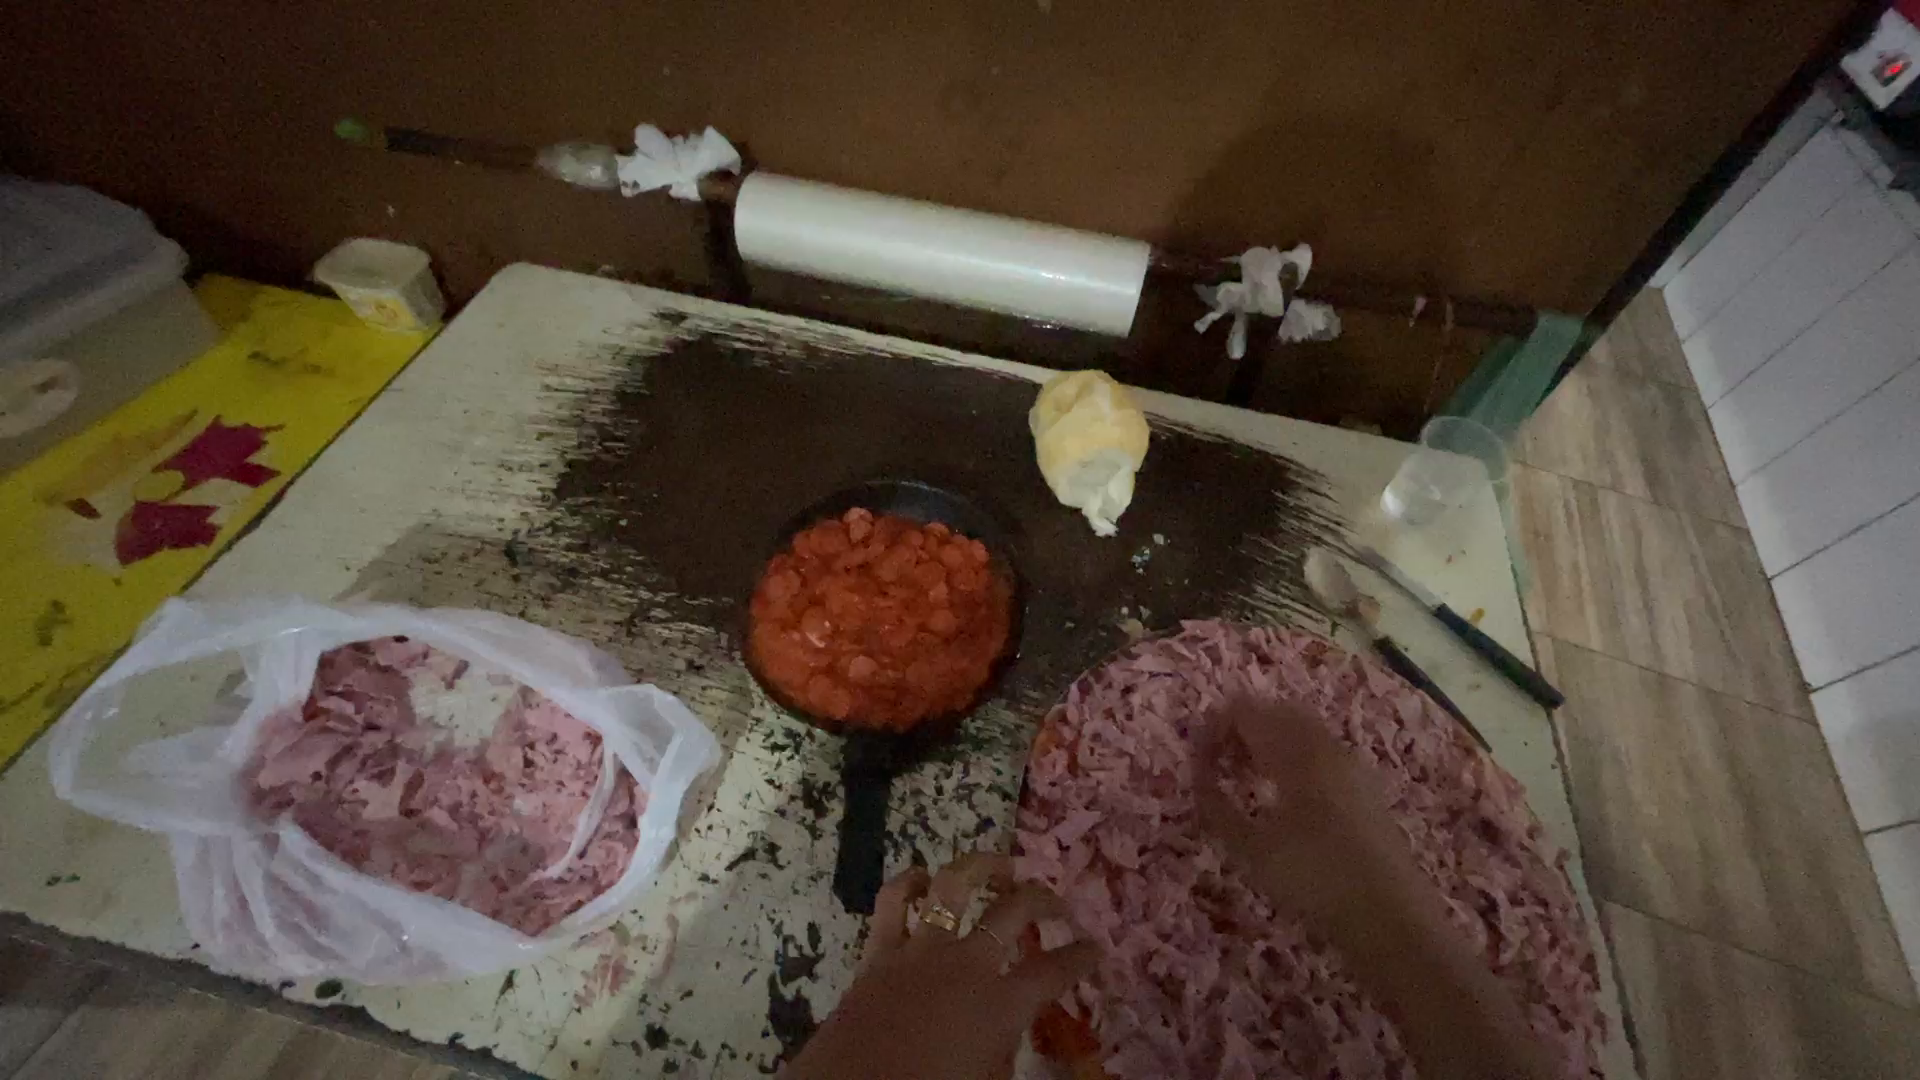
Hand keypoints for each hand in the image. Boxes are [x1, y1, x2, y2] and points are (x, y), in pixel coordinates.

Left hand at [782, 853, 1099, 1079]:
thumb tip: (1006, 1035)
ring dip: (982, 866)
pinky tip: (922, 876)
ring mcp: (921, 949)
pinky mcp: (880, 949)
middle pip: (1013, 911)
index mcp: (998, 1006)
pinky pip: (893, 900)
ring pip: (955, 883)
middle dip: (1043, 899)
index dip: (1080, 957)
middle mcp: (966, 963)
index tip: (1095, 946)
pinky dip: (908, 881)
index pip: (1053, 972)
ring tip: (1001, 864)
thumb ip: (1003, 1052)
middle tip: (1057, 901)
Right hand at [1195, 697, 1427, 924]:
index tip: (1197, 763)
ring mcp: (1349, 764)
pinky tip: (1283, 796)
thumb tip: (1200, 777)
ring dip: (1265, 742)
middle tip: (1218, 765)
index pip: (1243, 710)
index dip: (1212, 729)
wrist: (1393, 921)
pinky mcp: (1364, 786)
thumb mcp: (1249, 849)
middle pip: (1272, 710)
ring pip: (1298, 728)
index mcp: (1293, 750)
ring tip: (1246, 779)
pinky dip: (1291, 756)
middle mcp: (1323, 745)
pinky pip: (1318, 750)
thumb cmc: (1313, 879)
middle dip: (1238, 730)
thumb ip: (1216, 806)